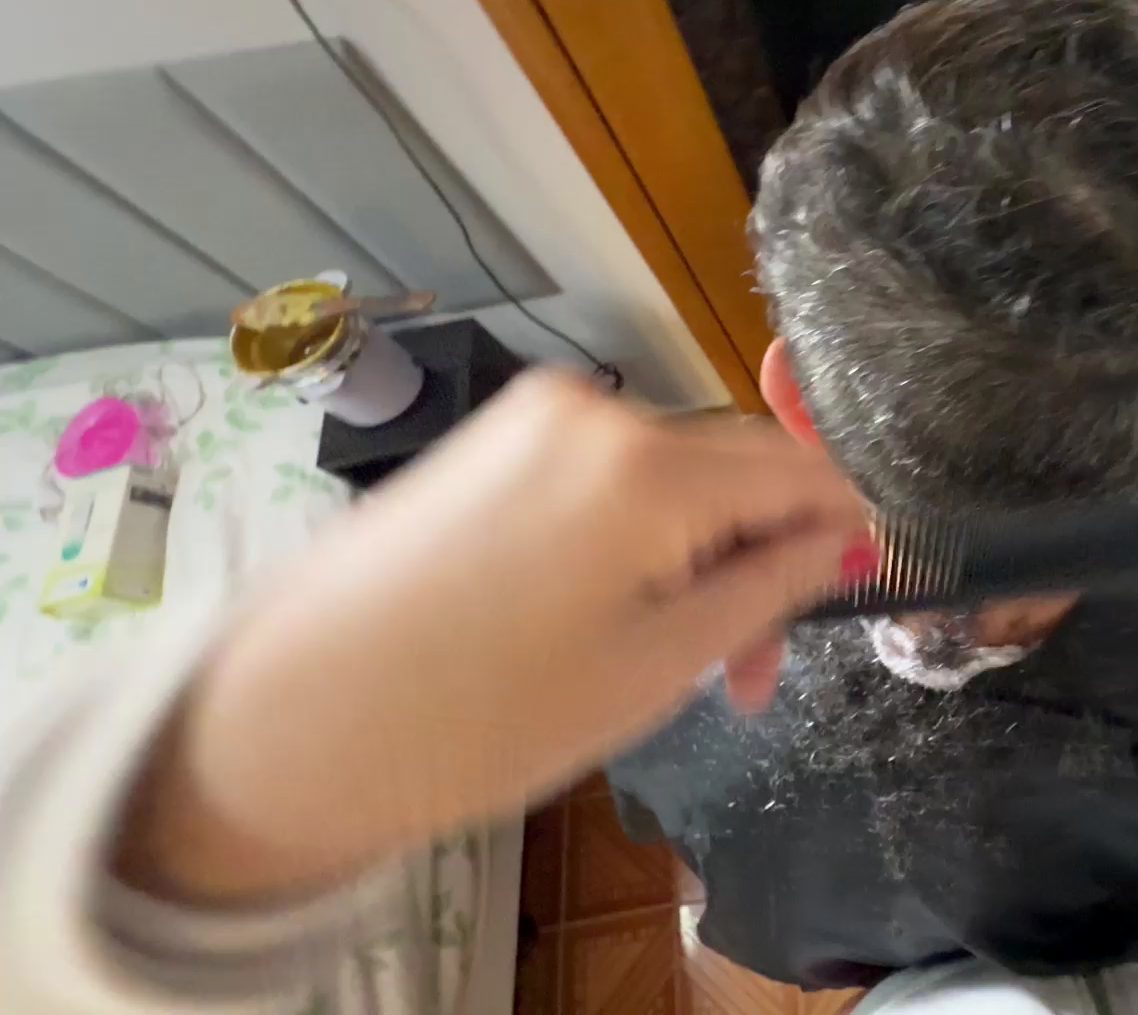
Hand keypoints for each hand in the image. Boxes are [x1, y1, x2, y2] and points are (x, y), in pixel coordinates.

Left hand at [117, 371, 874, 901]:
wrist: (269, 732)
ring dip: (710, 549)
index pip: (800, 469)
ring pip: (685, 472)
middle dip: (769, 551)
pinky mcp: (507, 435)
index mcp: (647, 465)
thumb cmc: (488, 720)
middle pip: (740, 467)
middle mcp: (599, 411)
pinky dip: (655, 530)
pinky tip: (632, 596)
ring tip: (691, 644)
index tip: (862, 578)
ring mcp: (543, 415)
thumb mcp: (663, 662)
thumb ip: (774, 585)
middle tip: (757, 661)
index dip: (846, 522)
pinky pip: (626, 471)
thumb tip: (853, 541)